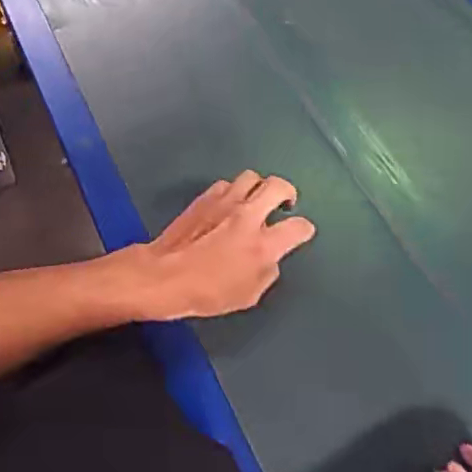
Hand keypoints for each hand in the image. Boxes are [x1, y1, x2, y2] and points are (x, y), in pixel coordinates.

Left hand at [126, 171, 314, 320]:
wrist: (166, 274)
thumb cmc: (208, 293)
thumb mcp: (249, 294)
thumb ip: (267, 271)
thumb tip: (270, 256)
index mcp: (263, 244)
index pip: (298, 226)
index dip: (304, 229)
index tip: (301, 232)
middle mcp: (248, 215)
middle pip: (278, 186)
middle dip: (288, 192)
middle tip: (285, 203)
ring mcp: (225, 201)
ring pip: (252, 177)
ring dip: (259, 187)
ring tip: (257, 199)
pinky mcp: (205, 196)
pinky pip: (227, 184)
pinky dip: (234, 191)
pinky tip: (230, 203)